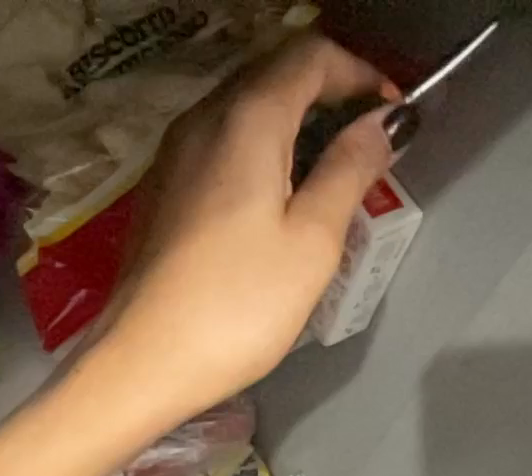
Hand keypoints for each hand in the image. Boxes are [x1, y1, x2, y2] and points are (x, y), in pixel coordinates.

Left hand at [81, 34, 397, 425]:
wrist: (141, 364)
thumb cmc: (236, 308)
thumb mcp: (312, 241)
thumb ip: (351, 169)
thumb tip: (381, 121)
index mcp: (245, 120)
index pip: (310, 56)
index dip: (360, 73)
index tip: (390, 113)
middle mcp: (198, 123)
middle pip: (270, 76)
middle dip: (325, 94)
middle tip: (363, 141)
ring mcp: (169, 160)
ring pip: (238, 114)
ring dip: (288, 126)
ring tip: (323, 173)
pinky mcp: (156, 198)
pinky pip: (213, 151)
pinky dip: (252, 156)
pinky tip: (269, 202)